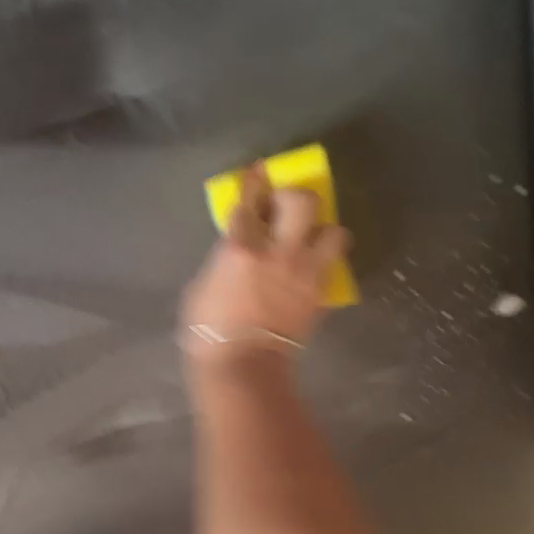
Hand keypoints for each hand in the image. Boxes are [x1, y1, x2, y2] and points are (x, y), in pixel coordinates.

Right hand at [181, 163, 350, 360]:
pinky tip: (310, 267)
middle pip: (301, 202)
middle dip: (293, 198)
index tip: (257, 170)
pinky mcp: (320, 290)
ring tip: (307, 240)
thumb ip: (222, 263)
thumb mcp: (201, 289)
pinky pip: (331, 262)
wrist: (242, 363)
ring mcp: (304, 270)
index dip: (253, 183)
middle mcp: (277, 250)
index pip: (248, 203)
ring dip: (319, 230)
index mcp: (238, 249)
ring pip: (332, 229)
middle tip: (282, 207)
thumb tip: (236, 253)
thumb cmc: (206, 330)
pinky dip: (322, 259)